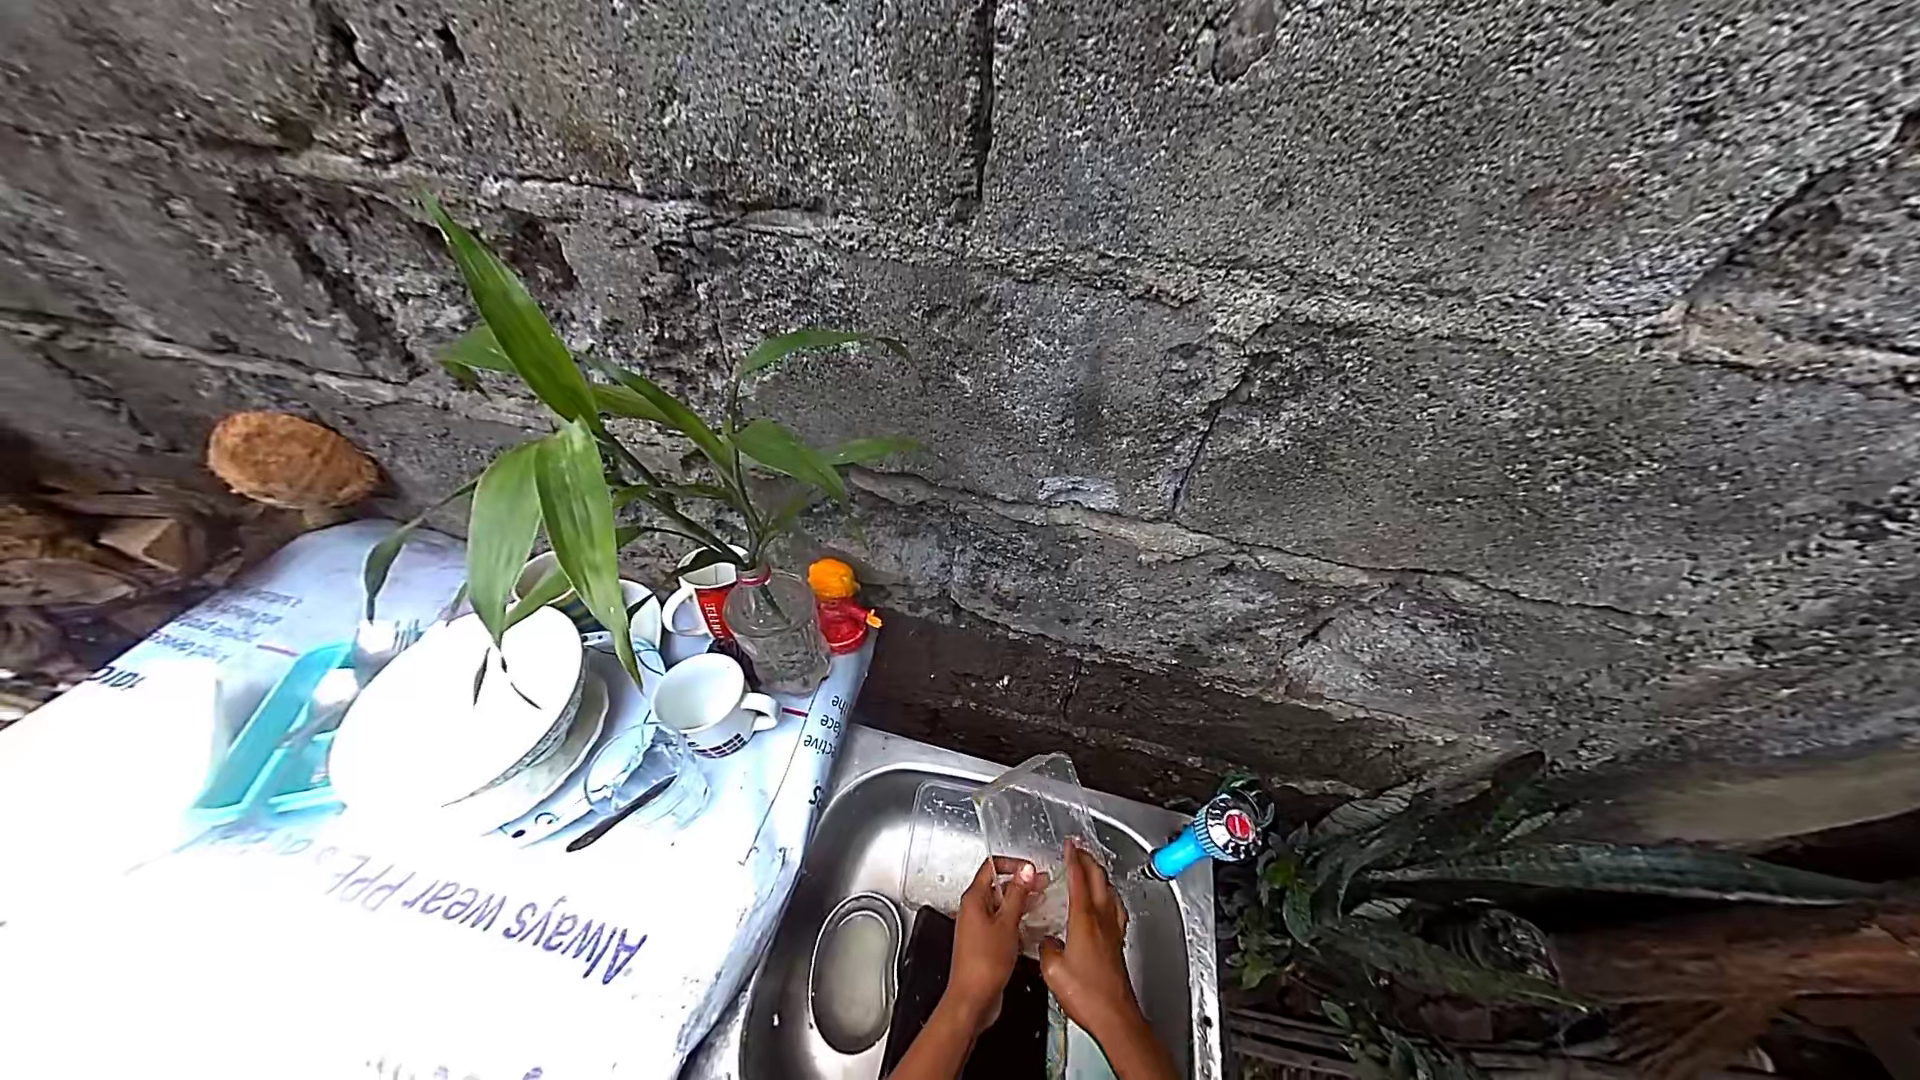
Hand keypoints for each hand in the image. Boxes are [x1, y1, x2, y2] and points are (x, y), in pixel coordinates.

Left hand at [943, 855, 1045, 1032]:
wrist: (972, 1000)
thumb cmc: (983, 965)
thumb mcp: (1007, 924)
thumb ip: (1017, 894)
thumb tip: (1025, 871)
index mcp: (973, 898)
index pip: (991, 866)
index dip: (1012, 864)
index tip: (1030, 869)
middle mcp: (972, 909)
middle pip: (997, 885)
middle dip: (1020, 882)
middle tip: (1041, 883)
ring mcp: (977, 925)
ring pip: (1000, 904)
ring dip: (1019, 900)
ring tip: (1040, 899)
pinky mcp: (984, 941)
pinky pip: (1000, 921)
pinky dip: (1015, 918)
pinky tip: (1029, 923)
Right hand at [1038, 842, 1142, 1041]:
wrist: (1115, 1018)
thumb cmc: (1087, 995)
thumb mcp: (1053, 970)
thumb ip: (1046, 947)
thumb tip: (1046, 941)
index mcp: (1084, 918)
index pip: (1079, 877)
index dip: (1073, 858)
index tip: (1069, 845)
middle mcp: (1102, 919)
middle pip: (1098, 877)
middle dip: (1088, 859)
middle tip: (1078, 849)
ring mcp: (1113, 930)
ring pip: (1109, 890)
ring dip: (1099, 874)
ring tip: (1091, 869)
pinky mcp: (1118, 943)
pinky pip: (1116, 908)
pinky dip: (1110, 895)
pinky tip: (1108, 901)